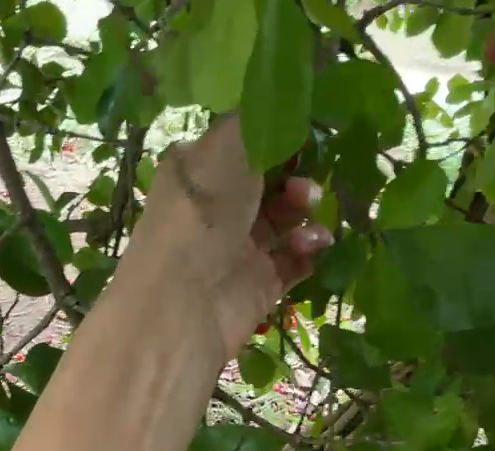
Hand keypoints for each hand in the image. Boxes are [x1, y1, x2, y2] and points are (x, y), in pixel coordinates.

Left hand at [120, 117, 330, 356]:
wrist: (182, 305)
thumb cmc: (199, 214)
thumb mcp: (225, 146)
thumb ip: (257, 120)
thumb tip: (283, 102)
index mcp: (198, 171)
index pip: (243, 144)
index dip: (277, 135)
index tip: (307, 126)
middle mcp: (216, 208)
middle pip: (270, 181)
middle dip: (297, 173)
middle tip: (303, 180)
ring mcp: (239, 249)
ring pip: (287, 219)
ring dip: (306, 209)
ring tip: (306, 212)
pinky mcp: (259, 285)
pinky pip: (296, 260)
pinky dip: (310, 249)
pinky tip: (313, 245)